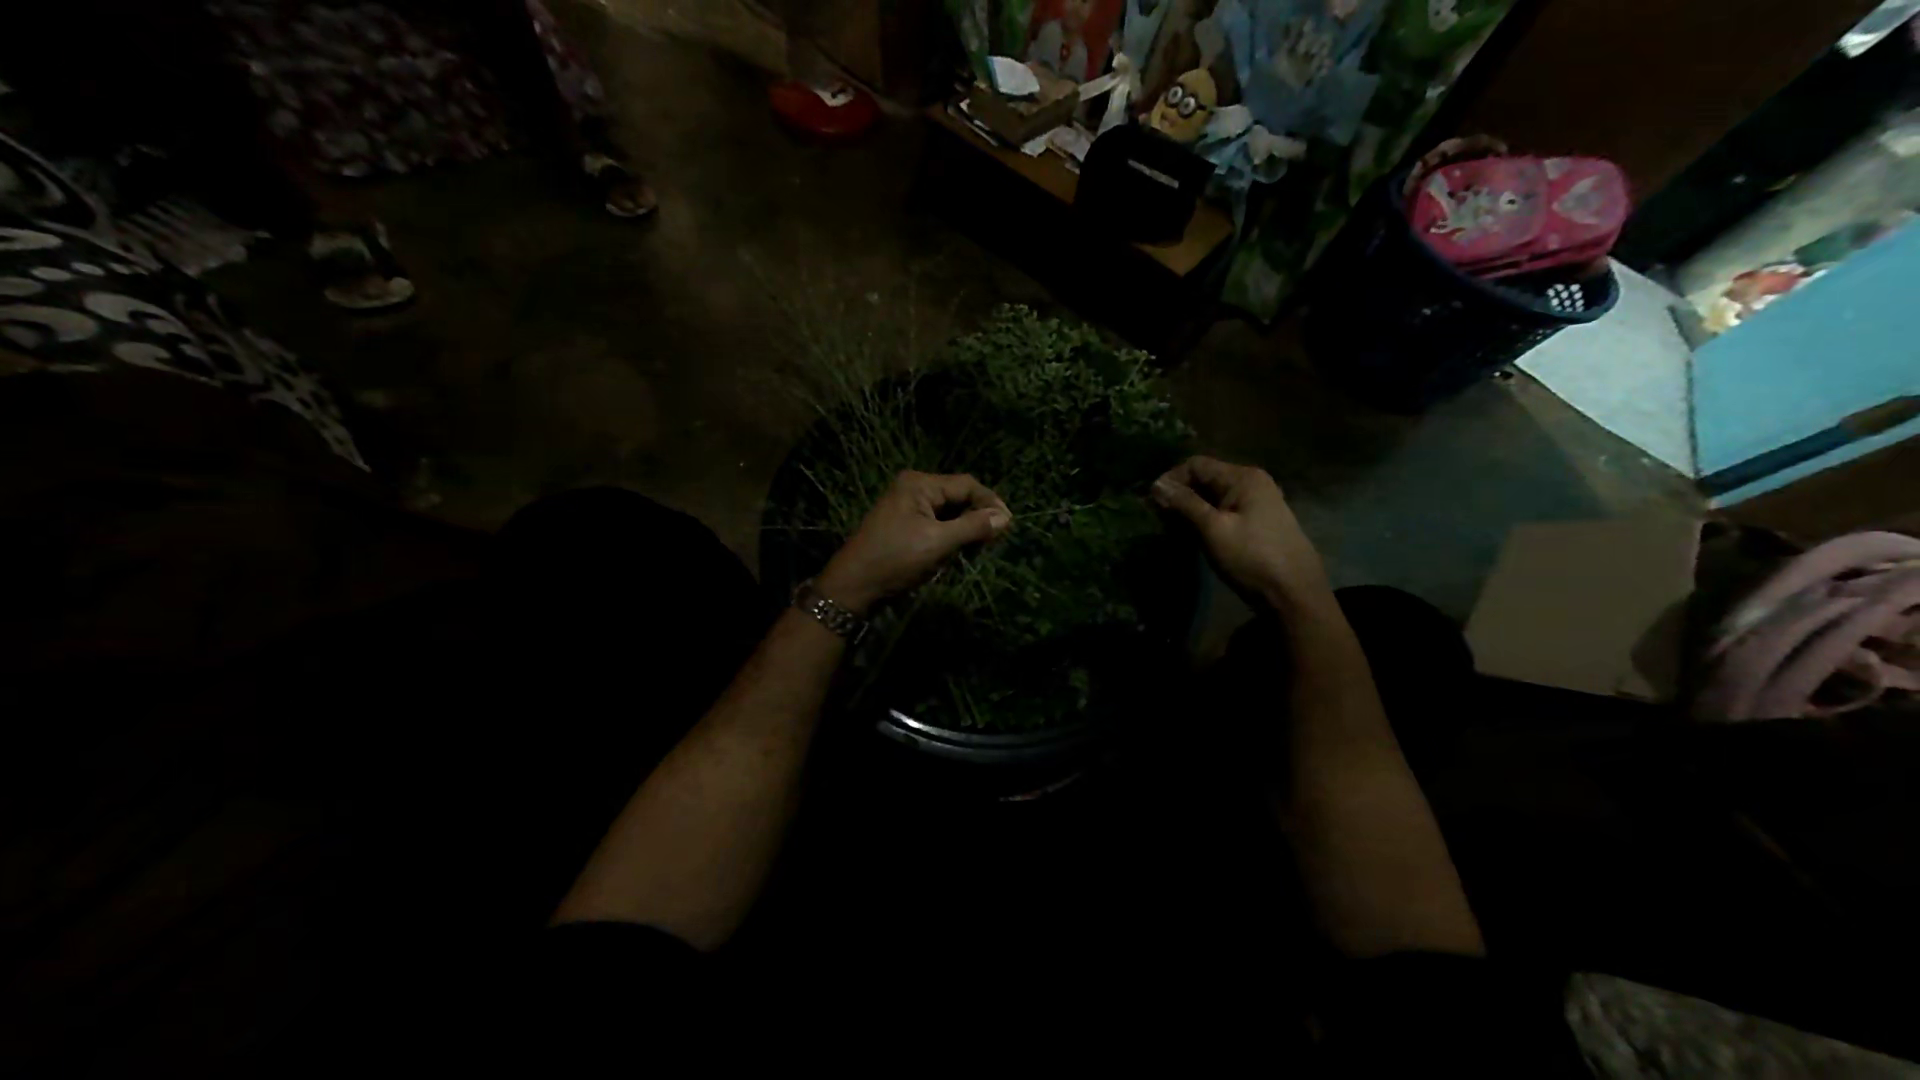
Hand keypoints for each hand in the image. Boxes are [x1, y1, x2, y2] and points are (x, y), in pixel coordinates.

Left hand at [815, 472, 1012, 615]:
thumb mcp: (938, 543)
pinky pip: (936, 524)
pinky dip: (950, 536)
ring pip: (949, 512)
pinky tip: (955, 553)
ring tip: (975, 550)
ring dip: (965, 529)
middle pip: (958, 496)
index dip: (990, 503)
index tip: (1008, 526)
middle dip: (977, 517)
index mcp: (919, 484)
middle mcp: (913, 488)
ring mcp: (907, 506)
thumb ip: (973, 527)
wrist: (853, 586)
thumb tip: (1005, 517)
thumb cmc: (895, 560)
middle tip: (991, 542)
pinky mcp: (904, 524)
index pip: (967, 484)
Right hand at [1151, 456, 1332, 613]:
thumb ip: (1185, 504)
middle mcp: (1252, 482)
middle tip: (1159, 517)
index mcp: (1243, 477)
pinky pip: (1224, 510)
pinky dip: (1206, 518)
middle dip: (1180, 494)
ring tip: (1173, 528)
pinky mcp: (1258, 521)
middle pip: (1205, 478)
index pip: (1196, 464)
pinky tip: (1195, 535)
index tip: (1151, 502)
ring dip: (1191, 508)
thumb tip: (1156, 485)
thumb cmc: (1252, 558)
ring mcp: (1257, 502)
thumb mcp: (1213, 529)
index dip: (1171, 479)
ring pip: (1213, 496)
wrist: (1294, 593)